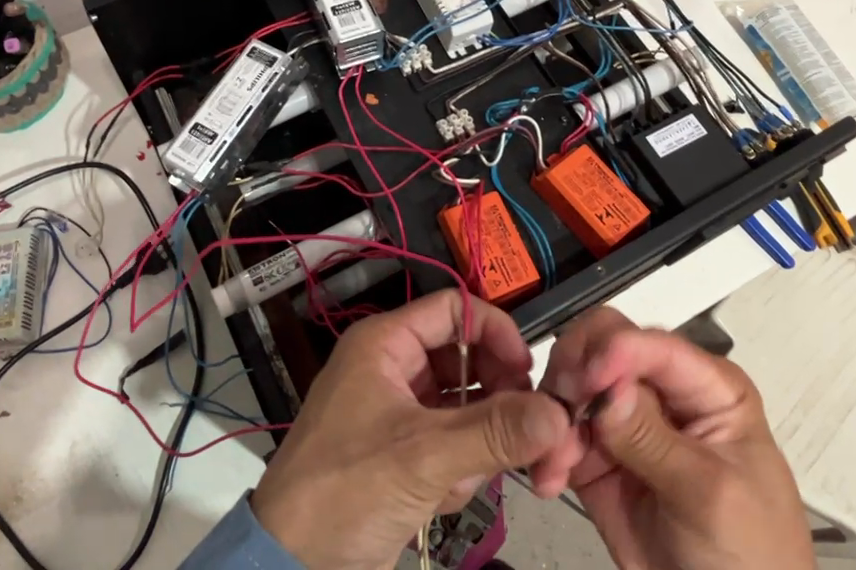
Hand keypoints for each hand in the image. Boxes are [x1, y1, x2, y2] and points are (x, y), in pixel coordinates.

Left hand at [251, 289, 571, 569]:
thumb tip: (559, 413)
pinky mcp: (406, 454)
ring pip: (466, 406)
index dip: (495, 332)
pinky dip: (461, 469)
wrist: (295, 563)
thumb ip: (494, 431)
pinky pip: (455, 444)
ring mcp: (400, 413)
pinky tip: (444, 496)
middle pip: (467, 360)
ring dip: (479, 441)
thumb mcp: (424, 455)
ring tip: (468, 474)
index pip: (454, 309)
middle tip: (526, 431)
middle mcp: (394, 368)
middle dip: (497, 398)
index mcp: (385, 343)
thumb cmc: (346, 488)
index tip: (529, 374)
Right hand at [530, 308, 811, 569]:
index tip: (586, 380)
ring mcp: (625, 424)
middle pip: (600, 350)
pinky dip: (545, 450)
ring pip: (571, 389)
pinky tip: (549, 477)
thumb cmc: (751, 554)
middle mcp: (660, 392)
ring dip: (552, 418)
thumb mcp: (711, 494)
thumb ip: (655, 440)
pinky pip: (558, 436)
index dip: (613, 351)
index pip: (650, 344)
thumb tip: (607, 389)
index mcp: (705, 385)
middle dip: (573, 376)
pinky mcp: (596, 458)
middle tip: (558, 412)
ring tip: (554, 461)